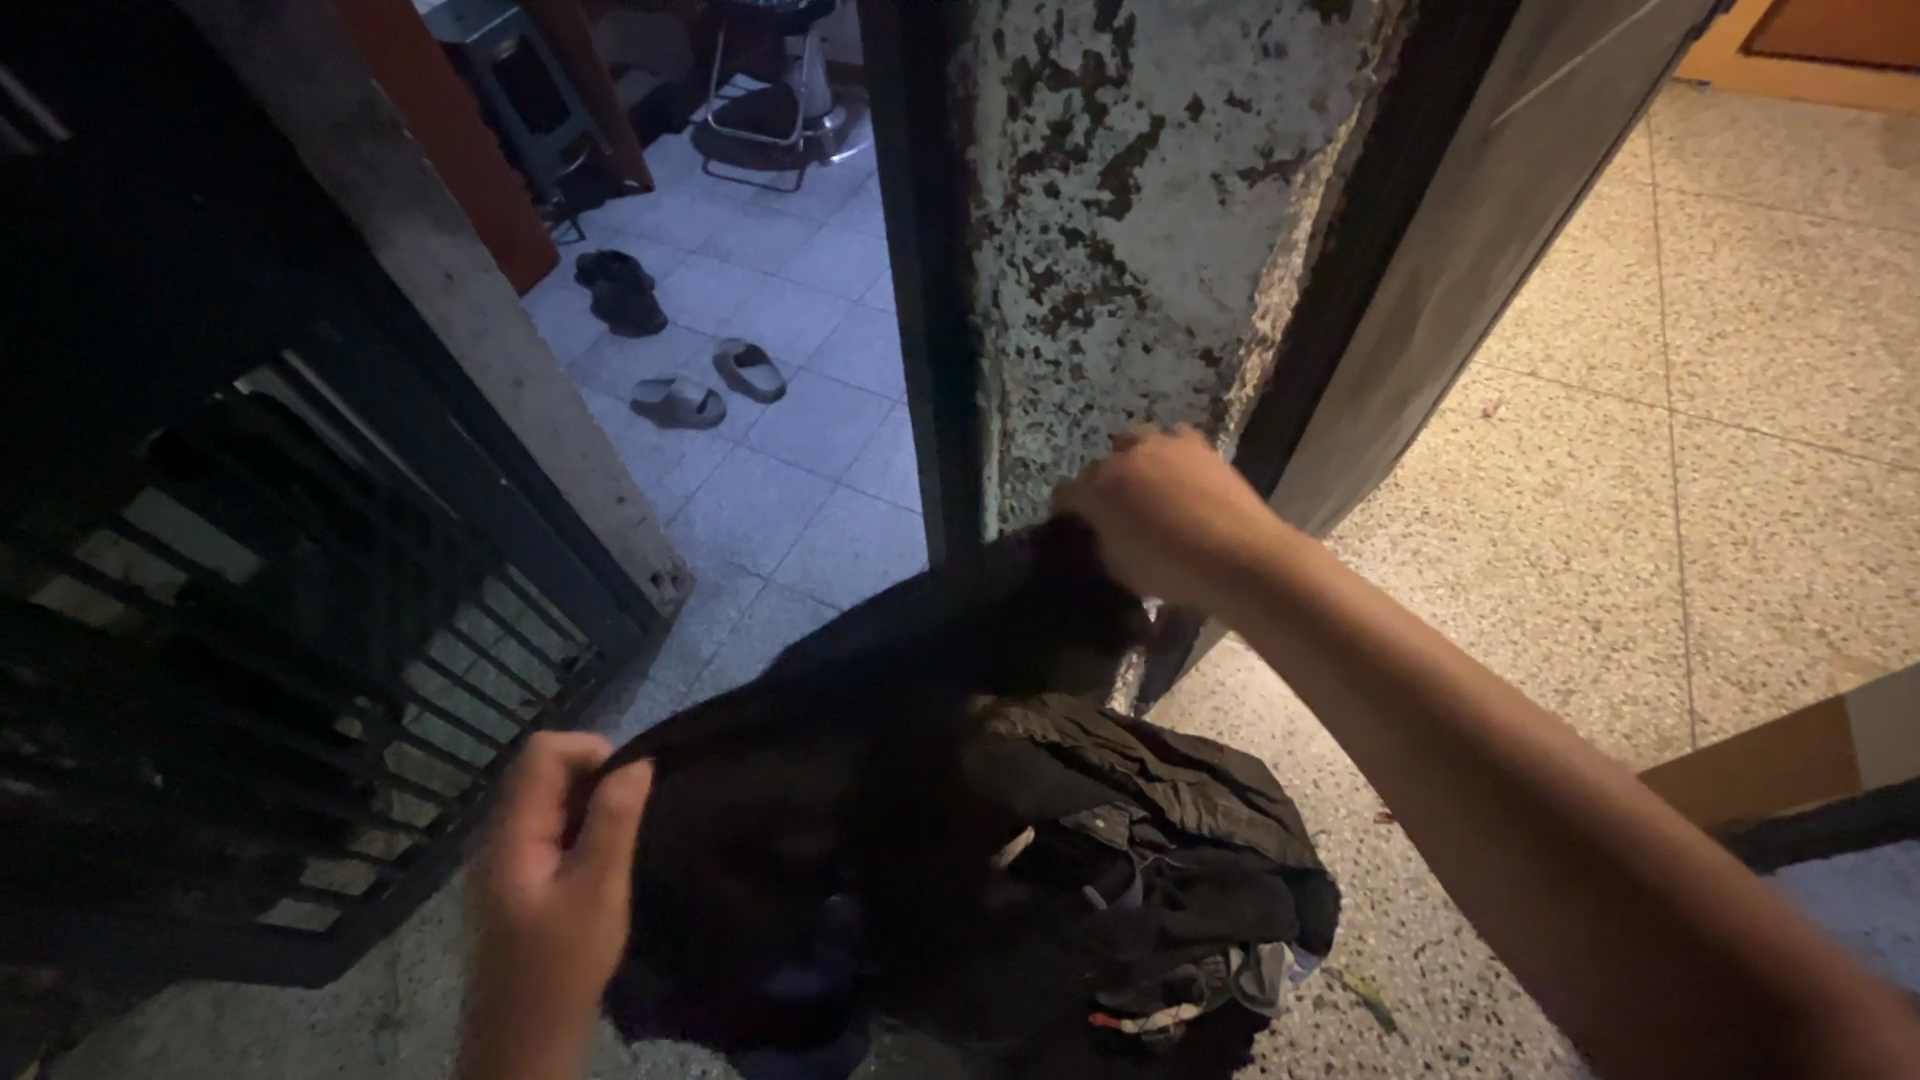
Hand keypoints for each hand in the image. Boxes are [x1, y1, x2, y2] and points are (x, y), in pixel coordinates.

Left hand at [458, 732, 653, 1079]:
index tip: (628, 785)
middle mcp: (499, 836)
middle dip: (594, 775)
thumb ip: (614, 820)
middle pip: (543, 769)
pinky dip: (582, 825)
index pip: (542, 752)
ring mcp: (506, 857)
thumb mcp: (598, 888)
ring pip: (549, 797)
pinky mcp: (518, 878)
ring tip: (621, 838)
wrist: (524, 1041)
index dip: (591, 751)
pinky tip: (603, 859)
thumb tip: (637, 762)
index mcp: (511, 834)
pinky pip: (550, 826)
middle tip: (631, 814)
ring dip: (591, 802)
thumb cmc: (562, 965)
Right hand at [1052, 426, 1287, 613]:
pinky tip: (1178, 473)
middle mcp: (1124, 458)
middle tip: (1114, 509)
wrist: (1239, 557)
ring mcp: (1163, 446)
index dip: (1066, 509)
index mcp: (1096, 489)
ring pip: (1134, 442)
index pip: (1065, 492)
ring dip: (1132, 460)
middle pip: (1099, 465)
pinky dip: (1169, 454)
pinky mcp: (1198, 446)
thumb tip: (1104, 530)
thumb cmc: (1170, 570)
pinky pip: (1173, 440)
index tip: (1075, 524)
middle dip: (1100, 484)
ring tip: (1144, 483)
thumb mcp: (1119, 567)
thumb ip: (1103, 540)